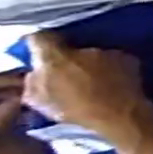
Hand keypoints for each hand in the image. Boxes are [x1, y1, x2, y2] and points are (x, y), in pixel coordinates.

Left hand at [23, 31, 150, 139]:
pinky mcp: (38, 110)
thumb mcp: (116, 56)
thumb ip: (92, 51)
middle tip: (75, 64)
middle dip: (53, 61)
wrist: (116, 116)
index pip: (38, 37)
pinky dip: (55, 94)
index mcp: (53, 57)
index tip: (63, 39)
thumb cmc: (119, 81)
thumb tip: (83, 51)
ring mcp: (32, 95)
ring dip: (52, 79)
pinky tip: (73, 97)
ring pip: (39, 79)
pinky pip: (43, 95)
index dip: (51, 37)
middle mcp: (34, 74)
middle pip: (38, 61)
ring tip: (75, 83)